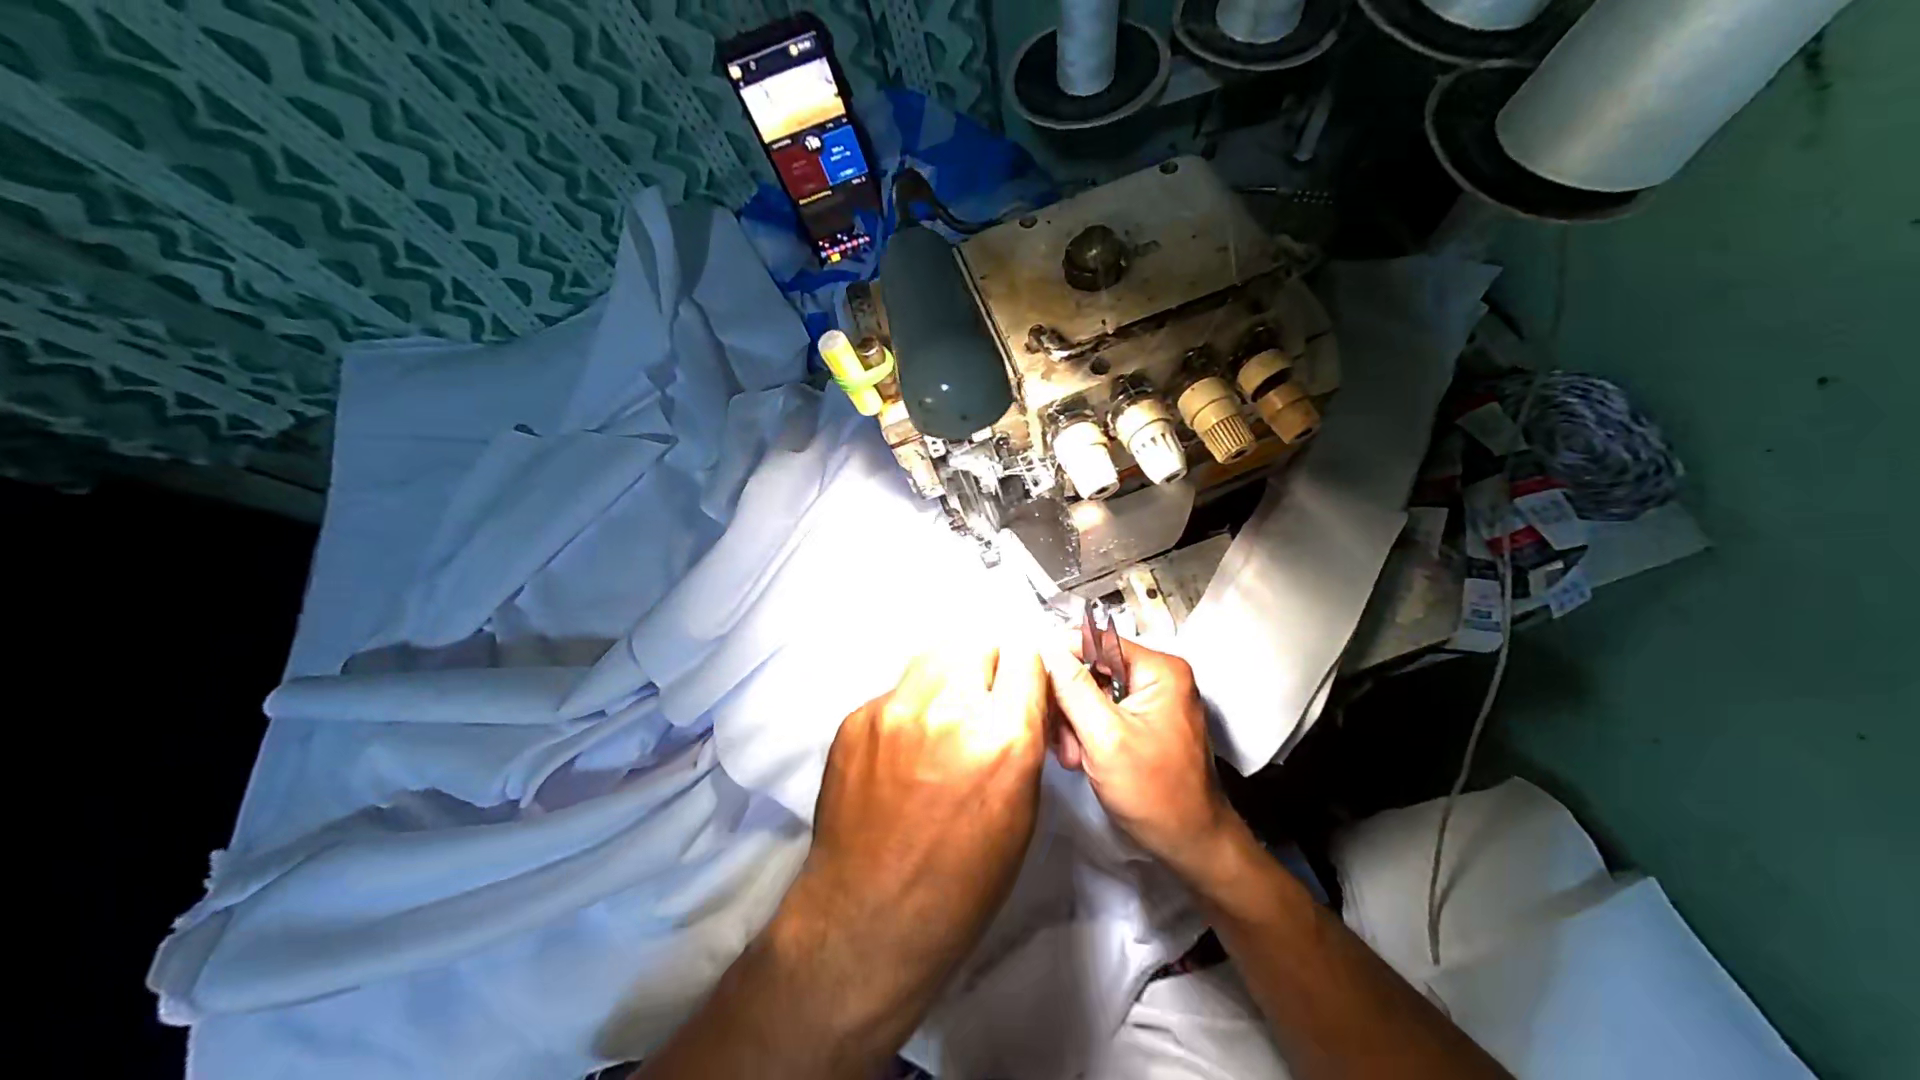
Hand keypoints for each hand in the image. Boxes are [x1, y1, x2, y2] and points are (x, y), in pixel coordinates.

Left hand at [773, 641, 1049, 1051]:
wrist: (869, 917)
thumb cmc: (963, 882)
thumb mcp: (1021, 811)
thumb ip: (1022, 741)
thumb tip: (1019, 701)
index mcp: (1003, 737)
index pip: (1025, 657)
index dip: (1026, 672)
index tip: (1019, 689)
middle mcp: (949, 710)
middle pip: (977, 645)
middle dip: (987, 668)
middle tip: (981, 703)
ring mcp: (894, 711)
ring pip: (934, 658)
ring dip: (948, 678)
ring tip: (943, 718)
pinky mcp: (856, 720)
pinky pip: (897, 693)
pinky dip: (910, 709)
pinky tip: (904, 750)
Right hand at [1044, 634, 1244, 886]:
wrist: (1190, 844)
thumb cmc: (1156, 794)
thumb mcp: (1105, 737)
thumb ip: (1072, 688)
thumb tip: (1045, 649)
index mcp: (1159, 670)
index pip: (1095, 642)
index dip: (1060, 660)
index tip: (1035, 684)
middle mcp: (1158, 677)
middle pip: (1091, 668)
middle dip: (1068, 702)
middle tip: (1061, 737)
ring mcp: (1151, 701)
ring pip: (1091, 693)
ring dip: (1073, 723)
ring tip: (1074, 756)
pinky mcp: (1143, 722)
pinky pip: (1102, 713)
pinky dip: (1086, 733)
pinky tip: (1082, 759)